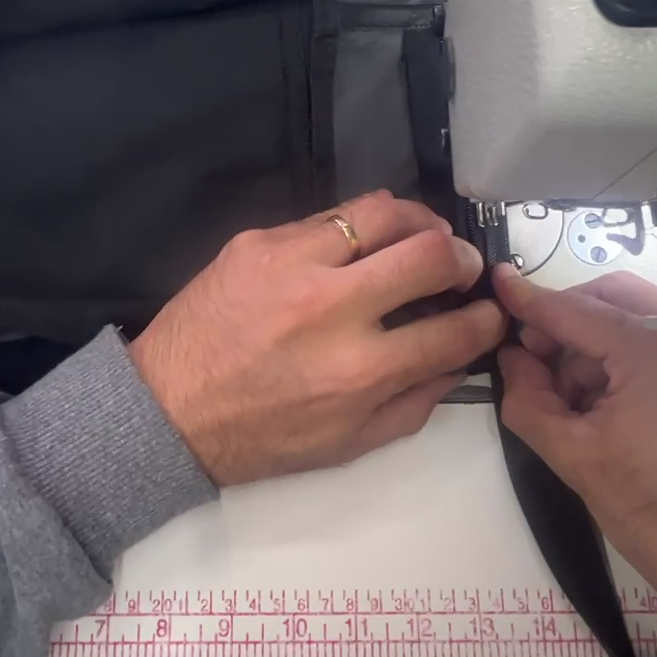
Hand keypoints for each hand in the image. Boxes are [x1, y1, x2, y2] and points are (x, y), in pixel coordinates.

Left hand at [130, 191, 505, 486]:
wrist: (168, 407)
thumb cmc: (261, 437)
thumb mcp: (349, 445)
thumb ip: (416, 402)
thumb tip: (459, 356)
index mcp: (360, 371)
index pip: (454, 330)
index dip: (486, 319)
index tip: (488, 313)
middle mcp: (332, 308)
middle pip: (428, 253)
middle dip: (462, 258)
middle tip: (460, 266)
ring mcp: (292, 263)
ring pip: (382, 211)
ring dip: (418, 221)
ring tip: (421, 237)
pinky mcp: (258, 240)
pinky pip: (328, 217)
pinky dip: (356, 230)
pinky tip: (355, 248)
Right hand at [493, 267, 656, 634]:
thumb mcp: (576, 460)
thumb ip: (527, 398)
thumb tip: (511, 356)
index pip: (578, 310)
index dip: (530, 298)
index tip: (499, 282)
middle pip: (616, 296)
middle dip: (571, 321)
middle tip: (541, 362)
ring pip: (648, 312)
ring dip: (605, 340)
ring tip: (589, 399)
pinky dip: (643, 352)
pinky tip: (628, 400)